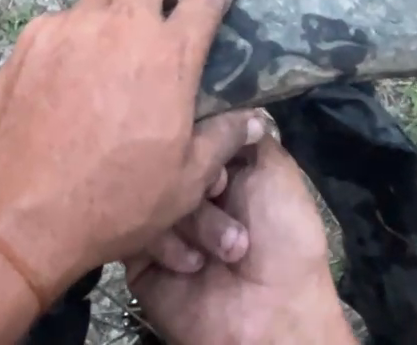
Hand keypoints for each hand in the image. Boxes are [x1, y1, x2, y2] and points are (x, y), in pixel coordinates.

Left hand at [0, 0, 265, 299]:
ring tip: (109, 48)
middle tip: (159, 8)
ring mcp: (68, 25)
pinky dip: (72, 39)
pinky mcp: (29, 38)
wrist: (18, 215)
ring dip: (114, 6)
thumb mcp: (184, 184)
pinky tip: (63, 80)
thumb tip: (253, 119)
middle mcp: (119, 24)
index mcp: (168, 54)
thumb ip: (223, 140)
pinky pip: (59, 22)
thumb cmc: (113, 202)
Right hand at [127, 133, 353, 344]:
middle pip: (167, 158)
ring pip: (151, 192)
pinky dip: (166, 244)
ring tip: (224, 249)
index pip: (188, 129)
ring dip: (192, 219)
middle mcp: (186, 188)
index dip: (199, 133)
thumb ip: (243, 127)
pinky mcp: (138, 254)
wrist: (271, 317)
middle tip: (221, 195)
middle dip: (196, 178)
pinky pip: (134, 229)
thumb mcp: (275, 168)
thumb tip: (220, 99)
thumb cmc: (283, 237)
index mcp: (216, 165)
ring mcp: (161, 220)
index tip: (218, 152)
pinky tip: (192, 265)